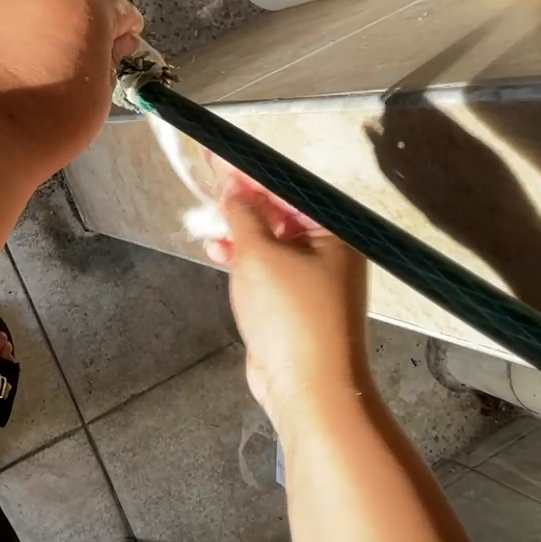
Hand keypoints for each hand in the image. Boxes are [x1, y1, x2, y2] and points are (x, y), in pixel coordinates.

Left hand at [0, 0, 143, 175]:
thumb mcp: (97, 98)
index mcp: (82, 6)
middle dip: (76, 1)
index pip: (114, 5)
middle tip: (72, 35)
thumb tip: (109, 44)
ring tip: (18, 56)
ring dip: (25, 16)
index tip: (118, 42)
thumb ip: (105, 59)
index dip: (120, 25)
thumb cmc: (48, 126)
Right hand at [205, 171, 368, 430]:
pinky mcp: (292, 300)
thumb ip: (243, 215)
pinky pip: (264, 264)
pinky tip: (217, 252)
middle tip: (208, 179)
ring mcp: (310, 277)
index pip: (287, 188)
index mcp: (332, 232)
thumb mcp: (259, 254)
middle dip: (243, 197)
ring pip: (269, 238)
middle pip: (280, 210)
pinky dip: (241, 255)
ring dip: (238, 228)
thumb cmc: (290, 313)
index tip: (219, 154)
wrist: (308, 387)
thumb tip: (233, 190)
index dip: (250, 169)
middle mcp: (327, 250)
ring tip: (208, 220)